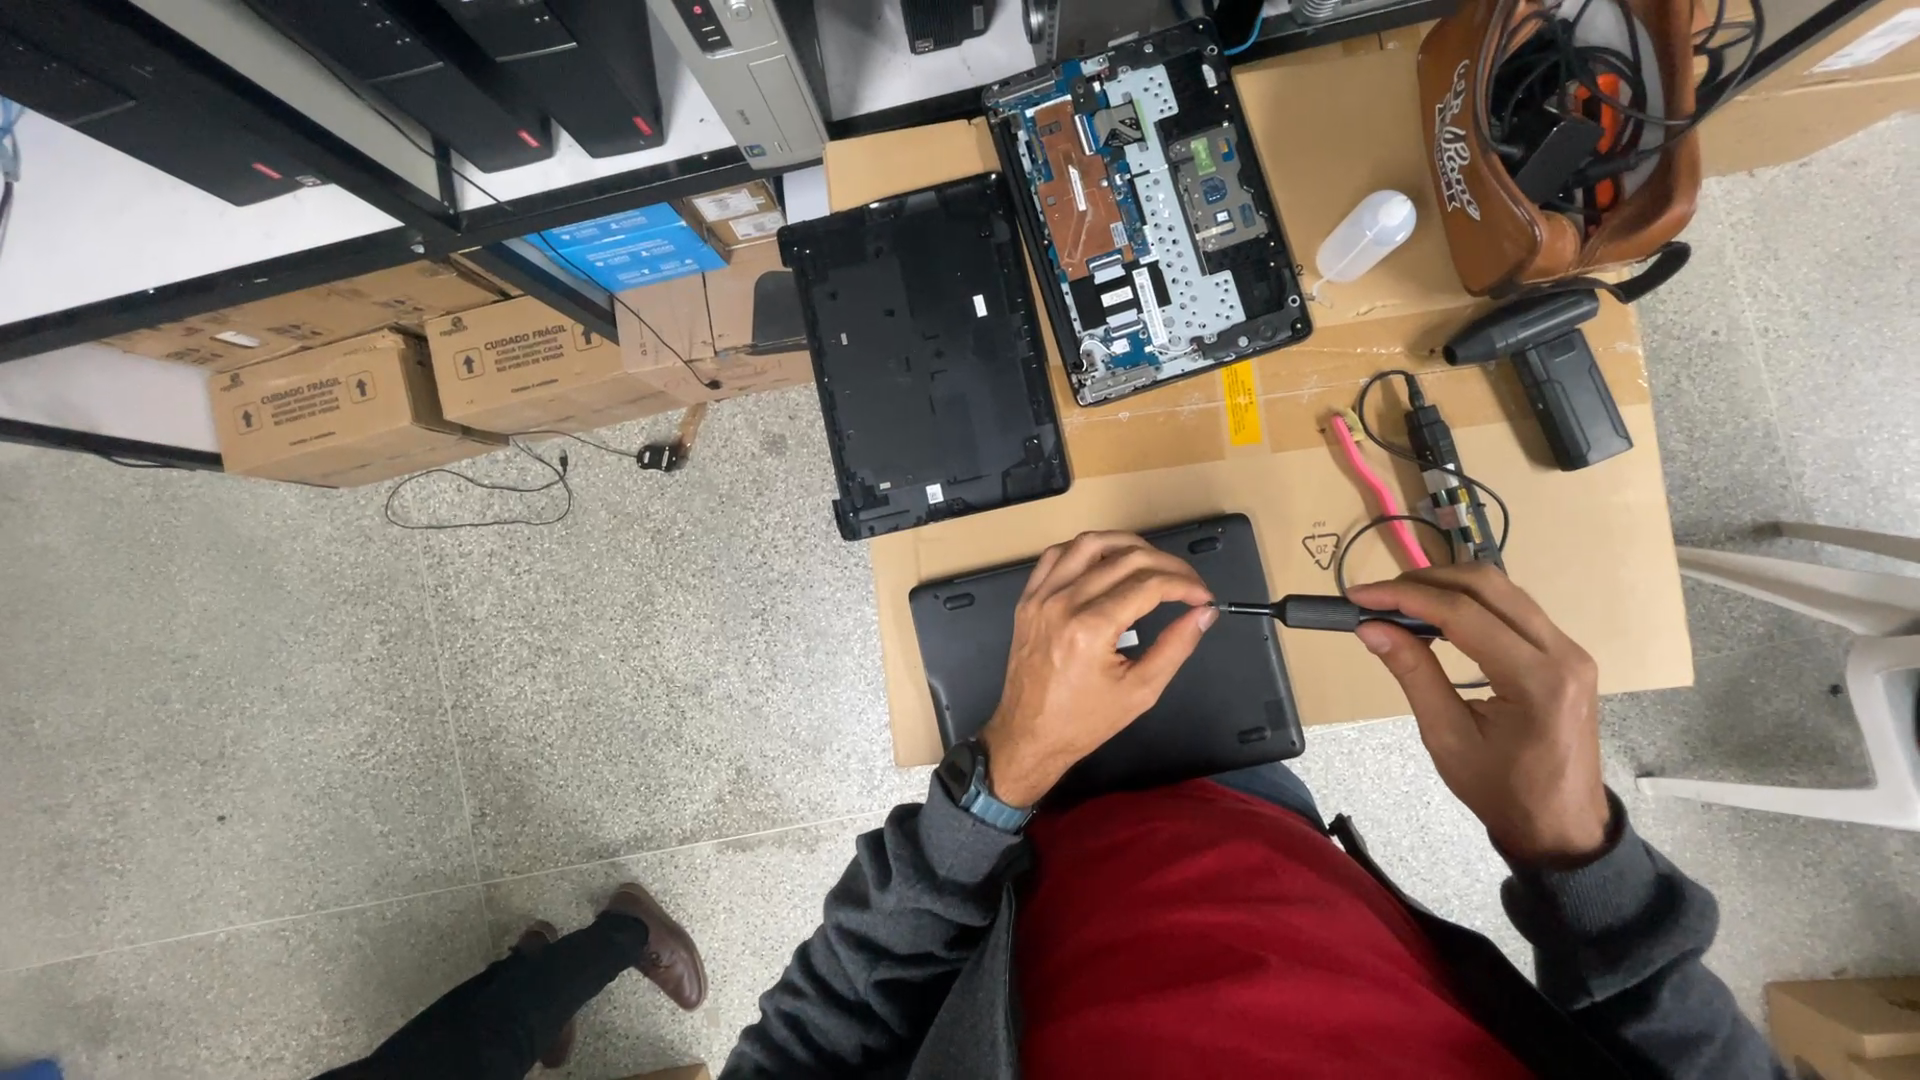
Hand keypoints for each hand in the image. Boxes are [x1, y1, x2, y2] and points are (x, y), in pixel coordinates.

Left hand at [978, 531, 1216, 805]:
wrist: (1029, 734)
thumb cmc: (1084, 721)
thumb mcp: (1141, 691)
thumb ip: (1176, 646)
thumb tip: (1204, 613)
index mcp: (1090, 628)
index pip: (1148, 585)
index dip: (1184, 585)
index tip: (1203, 597)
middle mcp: (1063, 603)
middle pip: (1124, 558)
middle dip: (1166, 564)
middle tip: (1187, 583)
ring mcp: (1041, 597)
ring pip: (1089, 544)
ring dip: (1127, 545)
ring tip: (1154, 562)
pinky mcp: (1028, 599)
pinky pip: (1056, 555)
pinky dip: (1085, 550)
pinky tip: (1107, 561)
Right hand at [1348, 564, 1610, 866]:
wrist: (1561, 825)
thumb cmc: (1501, 789)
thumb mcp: (1446, 735)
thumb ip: (1412, 673)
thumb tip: (1370, 628)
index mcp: (1537, 678)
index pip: (1462, 613)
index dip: (1404, 596)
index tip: (1358, 596)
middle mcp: (1562, 652)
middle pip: (1486, 585)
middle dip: (1423, 581)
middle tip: (1377, 598)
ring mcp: (1568, 649)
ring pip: (1501, 589)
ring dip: (1445, 587)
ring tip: (1399, 605)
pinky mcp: (1563, 653)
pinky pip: (1511, 607)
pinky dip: (1466, 602)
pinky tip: (1434, 619)